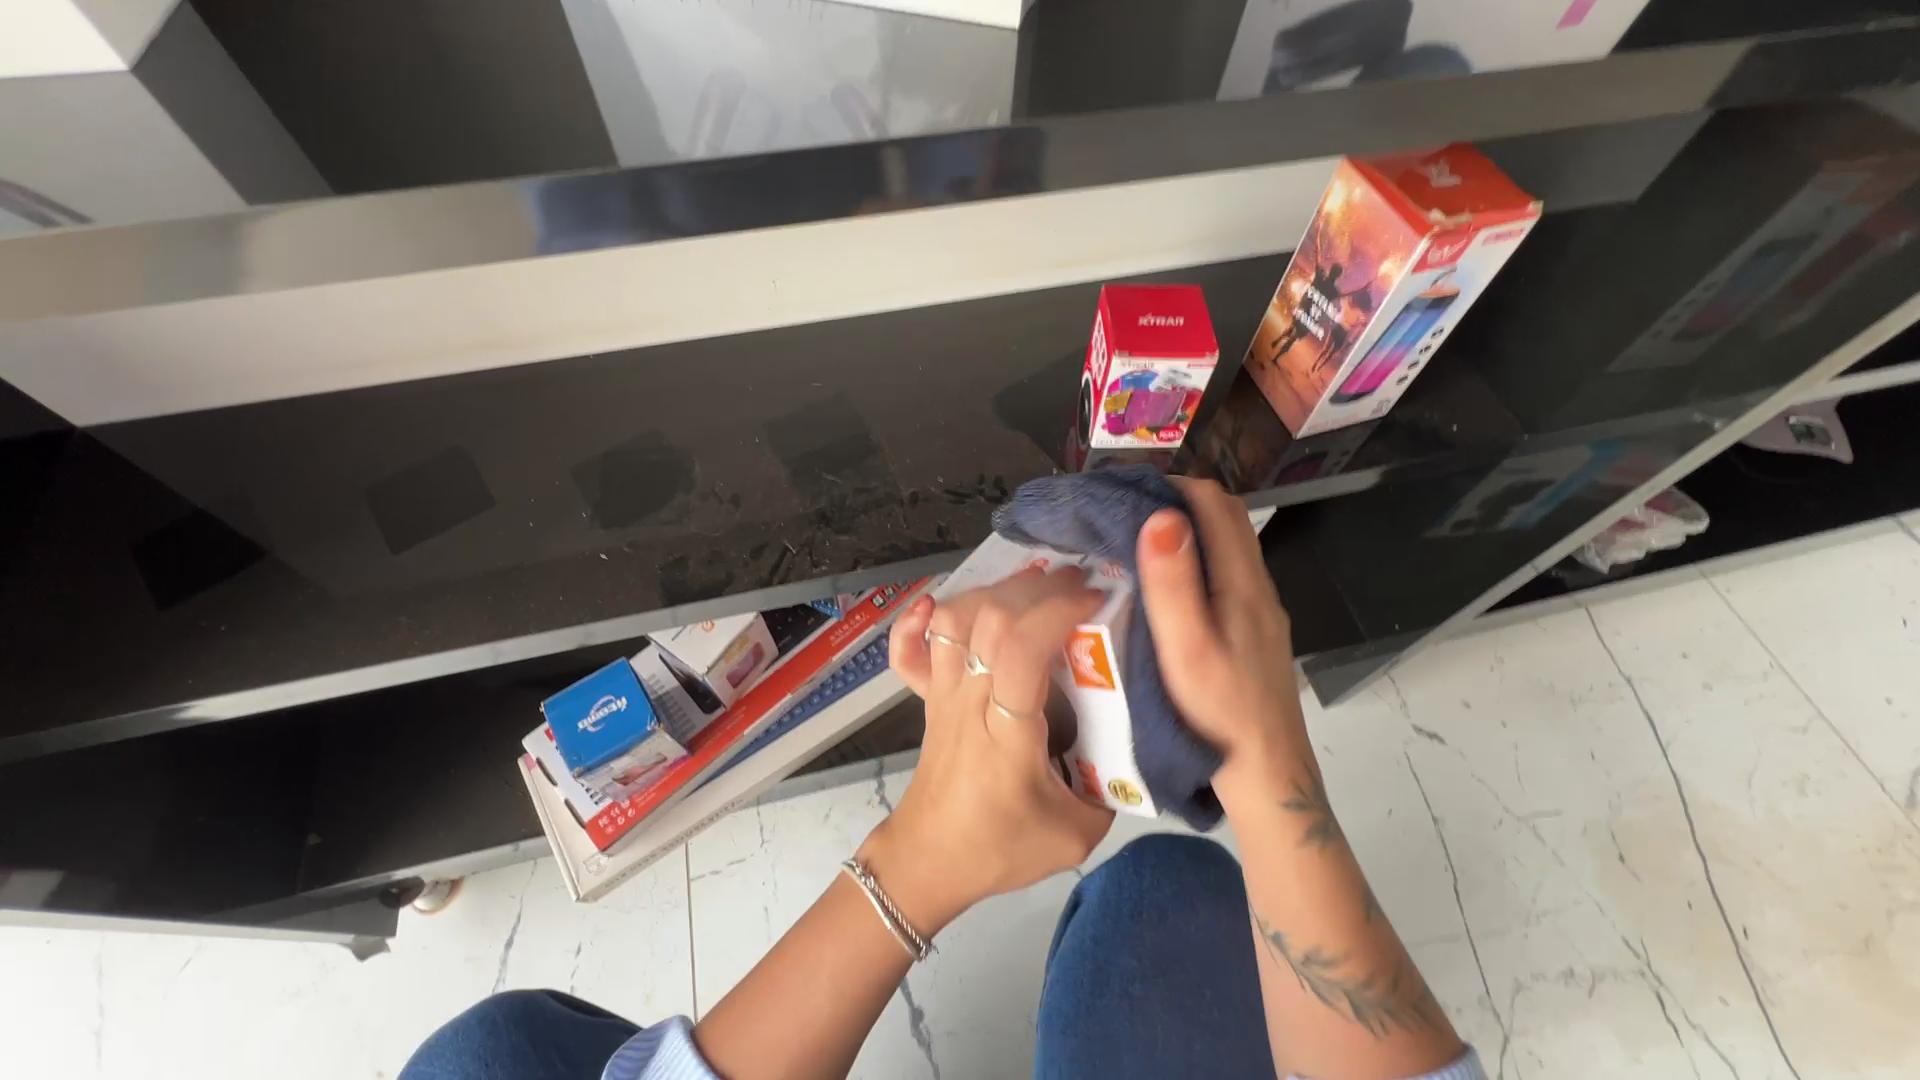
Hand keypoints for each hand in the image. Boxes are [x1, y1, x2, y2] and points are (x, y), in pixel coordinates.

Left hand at [861, 569, 1115, 935]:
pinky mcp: (929, 697)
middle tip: (1078, 582)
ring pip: (954, 621)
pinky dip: (917, 621)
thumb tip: (1139, 739)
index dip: (1057, 612)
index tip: (1097, 601)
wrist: (928, 862)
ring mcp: (943, 693)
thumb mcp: (1075, 833)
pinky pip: (911, 650)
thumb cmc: (998, 848)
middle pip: (987, 618)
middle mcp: (969, 699)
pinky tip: (936, 602)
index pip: (1019, 649)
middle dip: (1037, 588)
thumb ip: (1111, 786)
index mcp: (1006, 731)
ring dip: (995, 591)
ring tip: (1036, 582)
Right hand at [1134, 477, 1312, 814]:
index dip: (1172, 486)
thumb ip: (1173, 582)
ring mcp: (1260, 612)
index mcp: (1242, 583)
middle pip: (1226, 519)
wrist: (1266, 773)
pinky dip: (1196, 562)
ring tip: (1136, 545)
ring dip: (1188, 531)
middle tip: (1126, 514)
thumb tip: (1160, 514)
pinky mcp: (1254, 633)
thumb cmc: (1217, 714)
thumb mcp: (1185, 648)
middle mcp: (1258, 587)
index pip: (1215, 504)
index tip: (1126, 494)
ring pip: (1228, 548)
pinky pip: (1226, 576)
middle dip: (1179, 501)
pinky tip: (1166, 591)